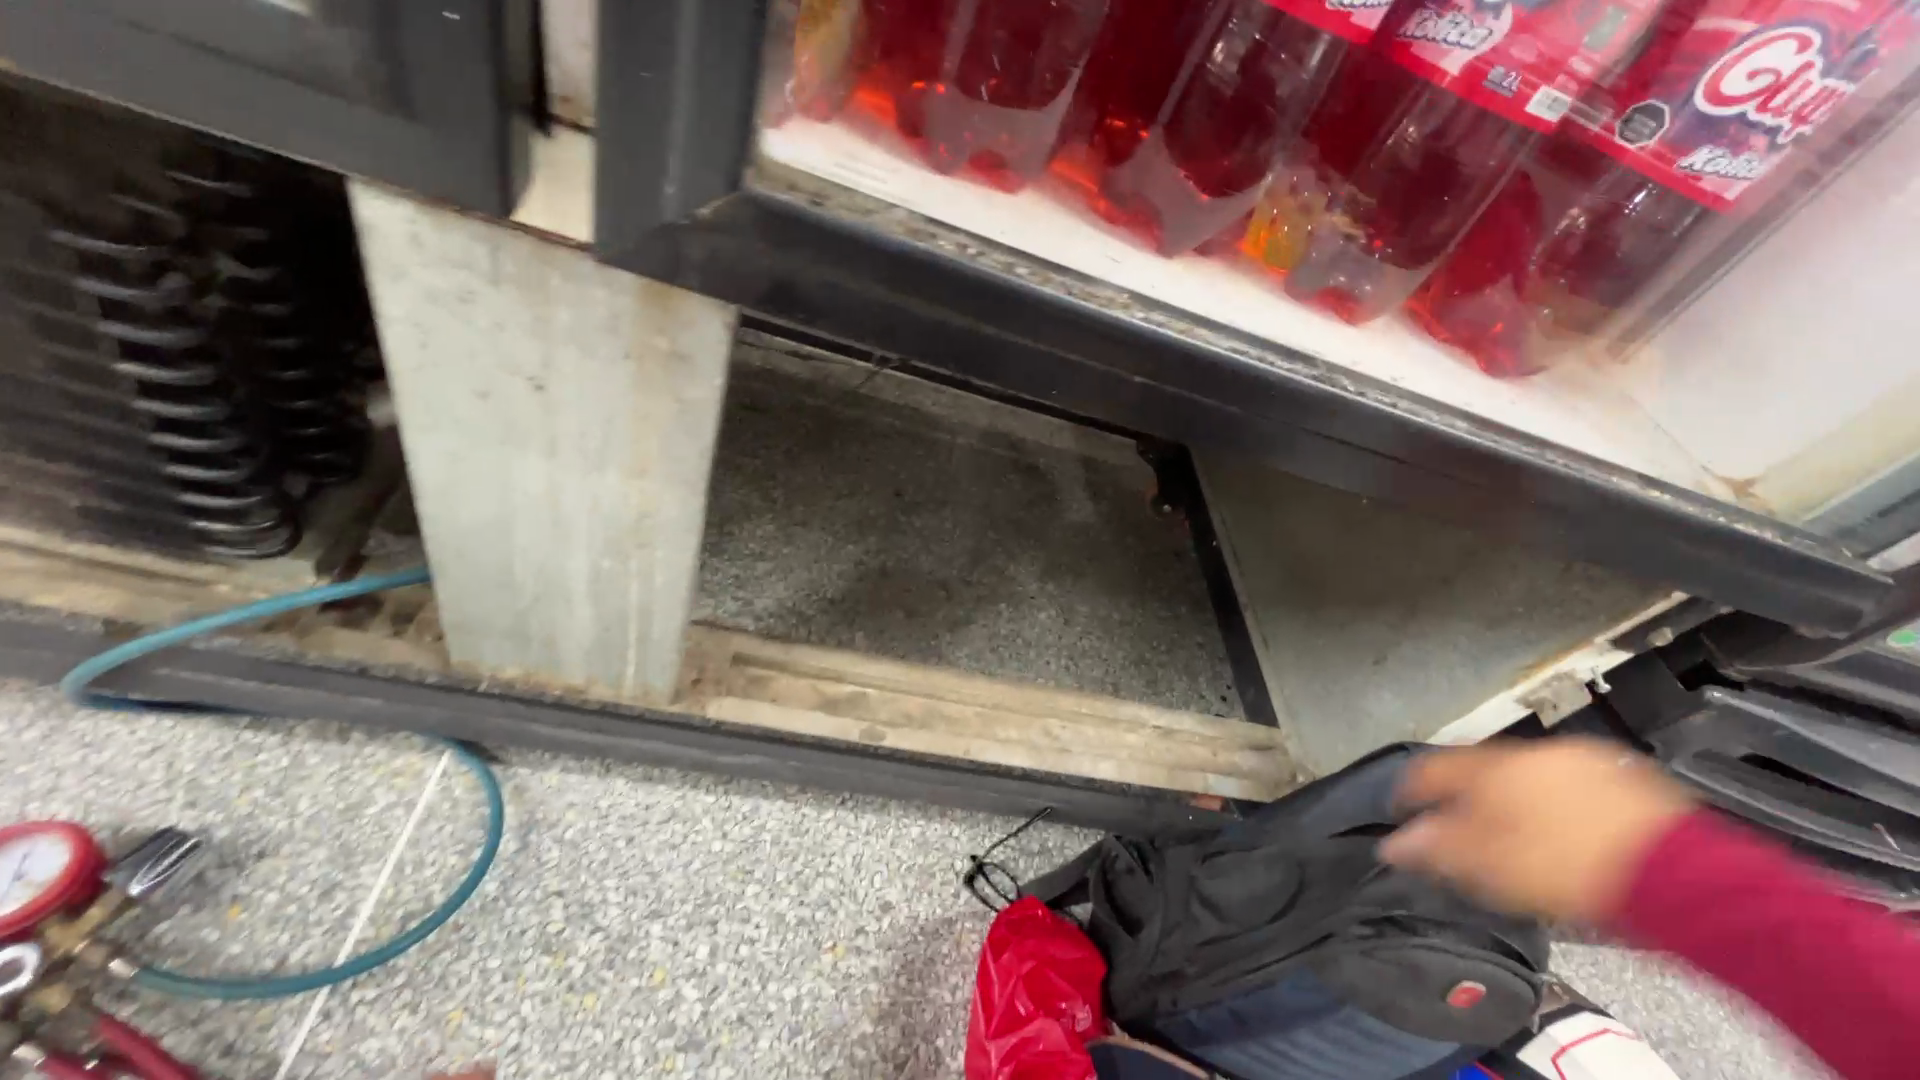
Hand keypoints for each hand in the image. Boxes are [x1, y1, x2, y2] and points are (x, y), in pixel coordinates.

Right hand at [1378, 738, 1696, 923]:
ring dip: (1513, 799)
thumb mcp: (1488, 865)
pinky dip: (1556, 803)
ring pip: (1527, 776)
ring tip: (1516, 836)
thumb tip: (1394, 842)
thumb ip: (1435, 847)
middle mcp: (1531, 753)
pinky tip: (1564, 834)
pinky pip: (1570, 784)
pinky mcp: (1623, 778)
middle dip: (1467, 797)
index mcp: (1490, 767)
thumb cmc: (1575, 868)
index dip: (1411, 790)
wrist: (1676, 877)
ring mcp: (1580, 761)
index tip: (1404, 807)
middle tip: (1462, 829)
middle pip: (1480, 770)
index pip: (1430, 768)